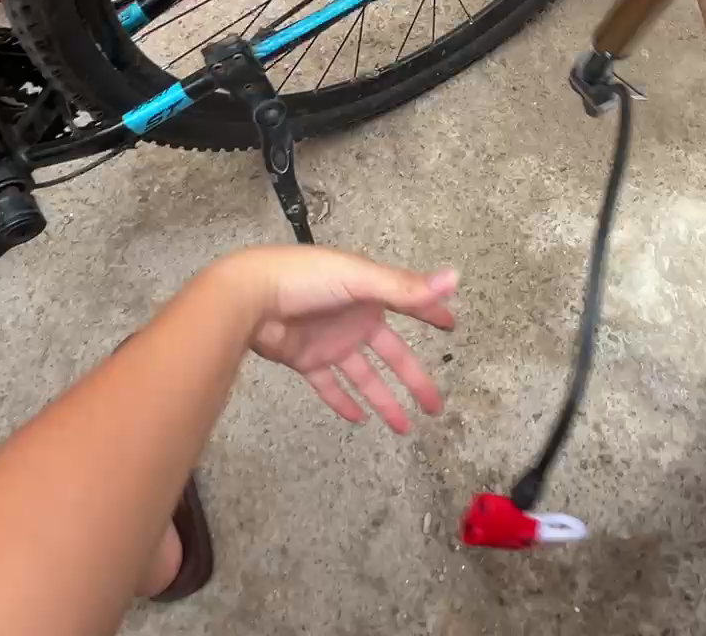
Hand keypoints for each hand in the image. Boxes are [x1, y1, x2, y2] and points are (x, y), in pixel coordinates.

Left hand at [208, 245, 457, 432]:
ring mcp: (330, 341)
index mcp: (369, 293)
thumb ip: (405, 287)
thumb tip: (455, 278)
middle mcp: (353, 318)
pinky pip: (329, 386)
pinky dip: (343, 402)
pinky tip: (360, 419)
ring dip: (383, 400)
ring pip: (364, 376)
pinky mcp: (306, 360)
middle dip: (414, 377)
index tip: (451, 327)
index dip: (430, 312)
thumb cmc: (306, 279)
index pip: (408, 304)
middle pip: (391, 353)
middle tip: (436, 405)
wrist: (250, 296)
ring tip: (405, 427)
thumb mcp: (359, 278)